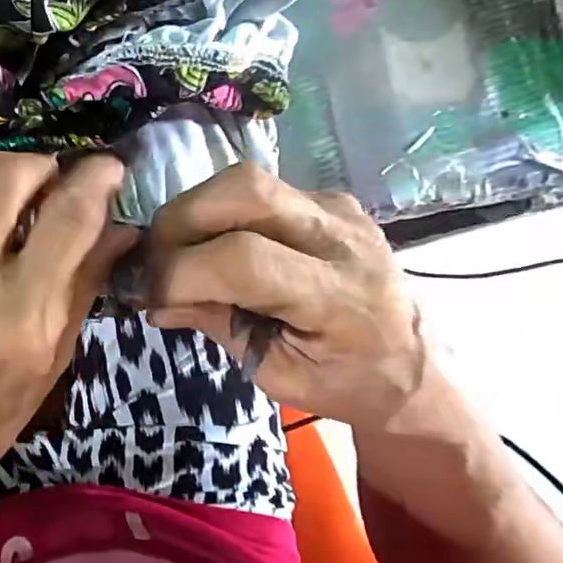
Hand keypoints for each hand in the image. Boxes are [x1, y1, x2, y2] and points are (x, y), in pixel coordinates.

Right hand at [144, 163, 431, 428]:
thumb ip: (216, 326)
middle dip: (179, 222)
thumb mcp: (276, 375)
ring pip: (245, 180)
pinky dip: (219, 211)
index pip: (244, 261)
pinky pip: (257, 189)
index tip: (148, 296)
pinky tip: (213, 243)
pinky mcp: (329, 198)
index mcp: (339, 297)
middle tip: (153, 260)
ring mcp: (339, 209)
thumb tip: (152, 299)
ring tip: (176, 250)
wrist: (414, 365)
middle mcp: (342, 238)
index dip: (180, 272)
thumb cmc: (346, 383)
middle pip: (244, 192)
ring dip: (193, 210)